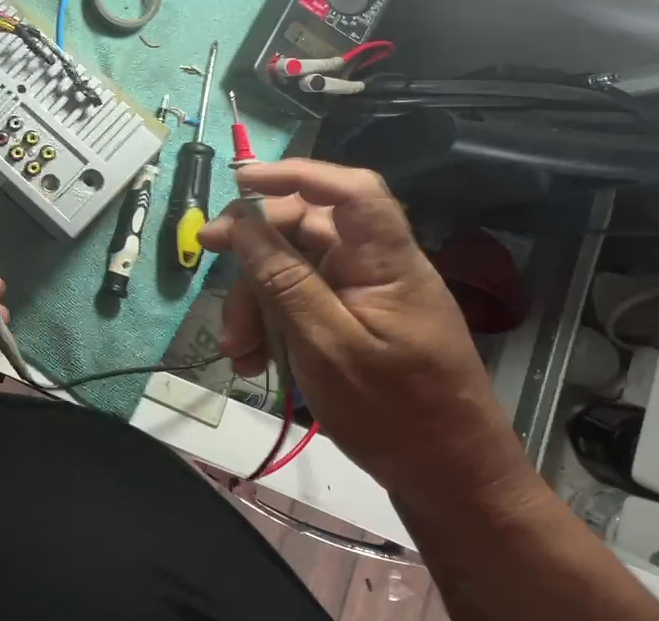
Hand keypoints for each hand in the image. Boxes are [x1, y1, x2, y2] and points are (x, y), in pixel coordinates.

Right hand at [198, 159, 526, 495]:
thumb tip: (243, 220)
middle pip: (303, 230)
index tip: (240, 182)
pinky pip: (298, 303)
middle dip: (252, 251)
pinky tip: (253, 359)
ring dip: (253, 300)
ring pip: (290, 268)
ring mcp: (363, 297)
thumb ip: (284, 278)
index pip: (350, 191)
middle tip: (205, 256)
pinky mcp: (351, 322)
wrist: (453, 485)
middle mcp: (376, 269)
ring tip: (237, 348)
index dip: (296, 173)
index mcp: (387, 265)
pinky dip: (269, 324)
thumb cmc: (397, 416)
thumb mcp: (326, 346)